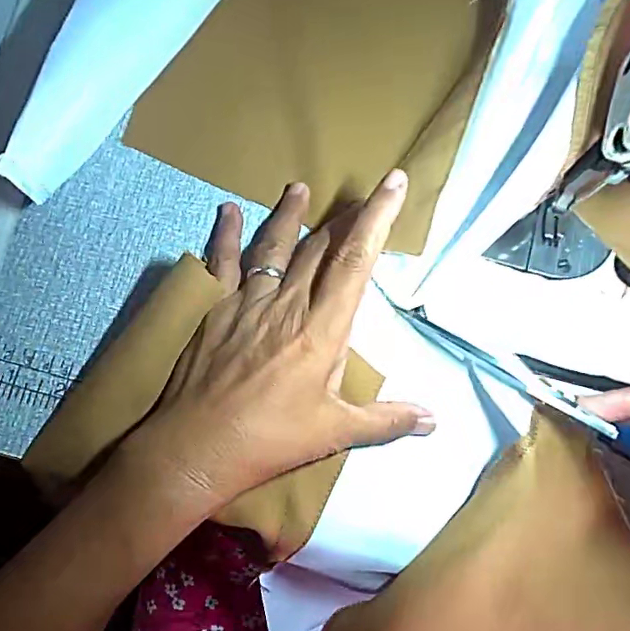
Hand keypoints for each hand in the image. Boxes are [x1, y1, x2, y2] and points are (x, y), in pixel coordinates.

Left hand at [121, 173, 434, 509]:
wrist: (197, 445)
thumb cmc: (269, 441)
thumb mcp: (334, 433)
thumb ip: (384, 421)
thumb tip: (433, 419)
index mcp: (321, 330)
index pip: (354, 262)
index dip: (376, 219)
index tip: (391, 185)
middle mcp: (285, 305)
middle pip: (317, 249)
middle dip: (341, 218)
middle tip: (357, 196)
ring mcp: (245, 304)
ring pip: (272, 247)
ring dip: (289, 217)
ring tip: (299, 188)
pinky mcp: (212, 312)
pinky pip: (221, 264)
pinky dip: (226, 236)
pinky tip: (228, 212)